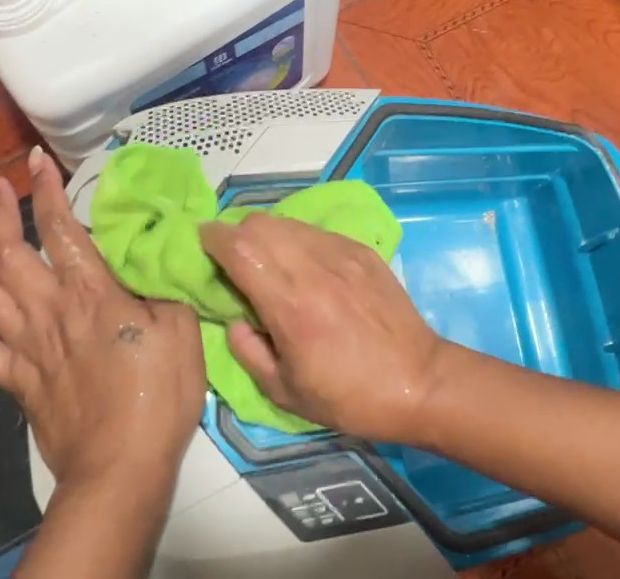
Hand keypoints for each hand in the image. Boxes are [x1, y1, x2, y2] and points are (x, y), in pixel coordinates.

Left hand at [0, 147, 204, 489]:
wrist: (121, 467)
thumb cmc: (160, 394)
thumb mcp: (182, 329)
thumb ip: (162, 287)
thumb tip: (153, 256)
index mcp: (91, 294)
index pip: (60, 229)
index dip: (46, 191)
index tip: (37, 161)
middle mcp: (49, 312)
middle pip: (8, 253)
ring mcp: (26, 348)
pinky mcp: (17, 382)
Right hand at [199, 213, 456, 444]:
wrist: (417, 381)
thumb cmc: (348, 397)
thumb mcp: (284, 392)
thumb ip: (248, 351)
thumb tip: (235, 318)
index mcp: (291, 305)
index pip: (240, 248)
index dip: (214, 239)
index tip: (202, 245)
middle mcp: (314, 268)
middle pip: (261, 224)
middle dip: (236, 234)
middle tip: (232, 259)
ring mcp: (342, 254)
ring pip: (289, 222)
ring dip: (267, 234)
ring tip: (267, 261)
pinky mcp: (362, 252)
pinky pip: (317, 232)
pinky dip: (298, 240)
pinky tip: (303, 266)